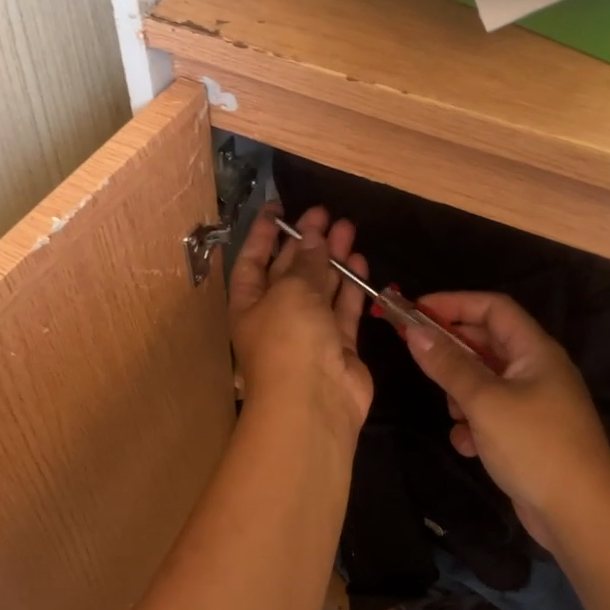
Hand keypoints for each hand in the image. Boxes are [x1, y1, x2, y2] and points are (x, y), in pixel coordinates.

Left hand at [228, 204, 373, 445]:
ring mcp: (308, 331)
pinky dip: (351, 285)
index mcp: (249, 303)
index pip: (253, 259)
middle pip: (290, 271)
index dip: (264, 233)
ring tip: (348, 227)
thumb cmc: (288, 339)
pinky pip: (343, 308)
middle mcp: (276, 315)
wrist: (313, 403)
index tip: (278, 206)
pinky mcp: (338, 345)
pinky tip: (360, 260)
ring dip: (332, 258)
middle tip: (325, 213)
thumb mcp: (292, 291)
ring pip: (320, 287)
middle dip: (306, 241)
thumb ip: (306, 262)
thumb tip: (314, 235)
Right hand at [402, 292, 609, 550]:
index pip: (493, 308)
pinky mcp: (529, 434)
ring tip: (454, 414)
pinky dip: (474, 424)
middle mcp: (537, 370)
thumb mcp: (484, 402)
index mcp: (535, 351)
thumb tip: (414, 330)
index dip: (454, 303)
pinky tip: (468, 445)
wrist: (581, 515)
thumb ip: (448, 365)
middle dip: (452, 352)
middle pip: (486, 343)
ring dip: (461, 394)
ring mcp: (535, 403)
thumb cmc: (535, 446)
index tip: (415, 311)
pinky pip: (492, 414)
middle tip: (416, 356)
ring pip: (485, 381)